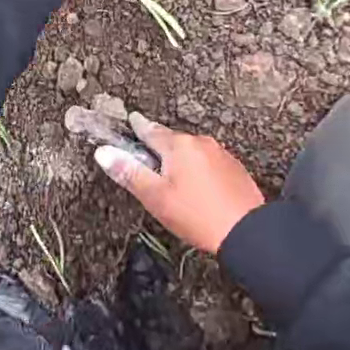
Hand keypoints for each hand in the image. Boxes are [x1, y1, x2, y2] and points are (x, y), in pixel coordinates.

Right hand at [94, 113, 264, 253]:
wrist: (246, 231)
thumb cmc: (197, 216)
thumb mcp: (156, 197)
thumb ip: (129, 173)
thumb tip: (103, 152)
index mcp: (178, 145)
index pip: (151, 130)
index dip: (139, 127)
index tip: (132, 119)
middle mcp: (200, 142)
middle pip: (172, 141)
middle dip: (160, 148)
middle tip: (148, 160)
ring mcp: (219, 153)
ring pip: (191, 152)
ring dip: (180, 160)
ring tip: (173, 181)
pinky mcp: (233, 167)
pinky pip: (208, 162)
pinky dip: (198, 169)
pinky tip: (197, 189)